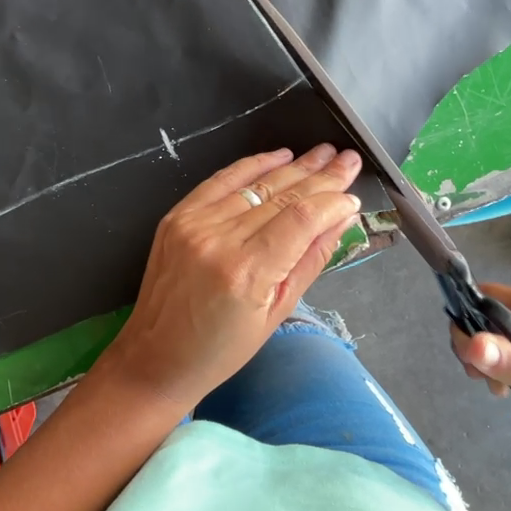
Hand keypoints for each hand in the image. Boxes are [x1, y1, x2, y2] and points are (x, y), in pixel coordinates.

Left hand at [97, 145, 363, 410]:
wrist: (156, 357)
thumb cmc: (222, 350)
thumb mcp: (277, 313)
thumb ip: (310, 259)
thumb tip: (343, 218)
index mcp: (247, 272)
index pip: (301, 219)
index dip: (332, 202)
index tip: (354, 196)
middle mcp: (219, 239)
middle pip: (281, 196)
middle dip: (321, 177)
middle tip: (350, 160)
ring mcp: (194, 224)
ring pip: (254, 185)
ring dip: (293, 167)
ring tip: (324, 153)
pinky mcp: (177, 216)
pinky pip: (221, 181)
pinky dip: (251, 166)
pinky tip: (279, 156)